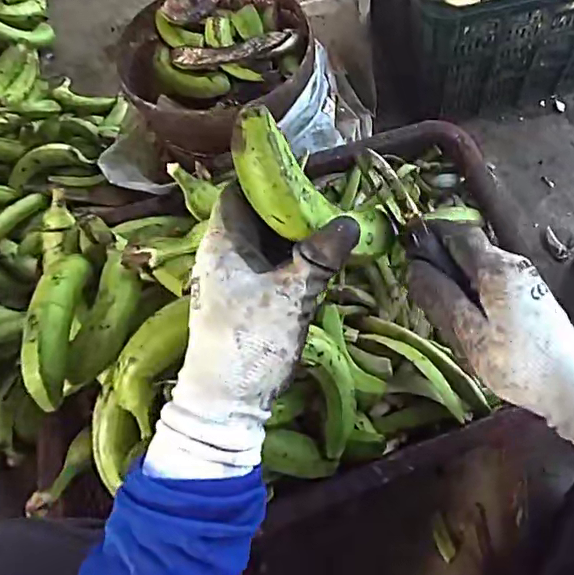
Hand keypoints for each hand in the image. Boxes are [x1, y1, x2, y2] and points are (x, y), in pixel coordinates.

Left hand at [143, 187, 358, 479]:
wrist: (226, 402)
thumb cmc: (250, 342)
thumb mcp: (292, 295)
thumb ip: (320, 256)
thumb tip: (350, 220)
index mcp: (223, 242)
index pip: (239, 191)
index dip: (267, 177)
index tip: (303, 172)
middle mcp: (224, 252)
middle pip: (257, 213)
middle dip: (290, 206)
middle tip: (328, 200)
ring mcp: (235, 274)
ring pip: (266, 239)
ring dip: (294, 233)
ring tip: (329, 224)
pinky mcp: (247, 294)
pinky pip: (271, 261)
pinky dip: (292, 255)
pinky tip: (320, 257)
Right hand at [407, 223, 573, 475]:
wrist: (573, 384)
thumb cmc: (518, 363)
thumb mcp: (469, 335)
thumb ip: (441, 297)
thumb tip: (414, 267)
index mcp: (495, 266)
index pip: (456, 232)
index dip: (430, 237)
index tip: (409, 253)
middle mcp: (511, 261)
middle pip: (467, 246)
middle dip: (442, 260)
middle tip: (423, 288)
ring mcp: (522, 274)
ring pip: (478, 263)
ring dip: (458, 277)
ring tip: (445, 309)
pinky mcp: (528, 290)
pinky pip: (491, 278)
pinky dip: (474, 289)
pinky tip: (470, 317)